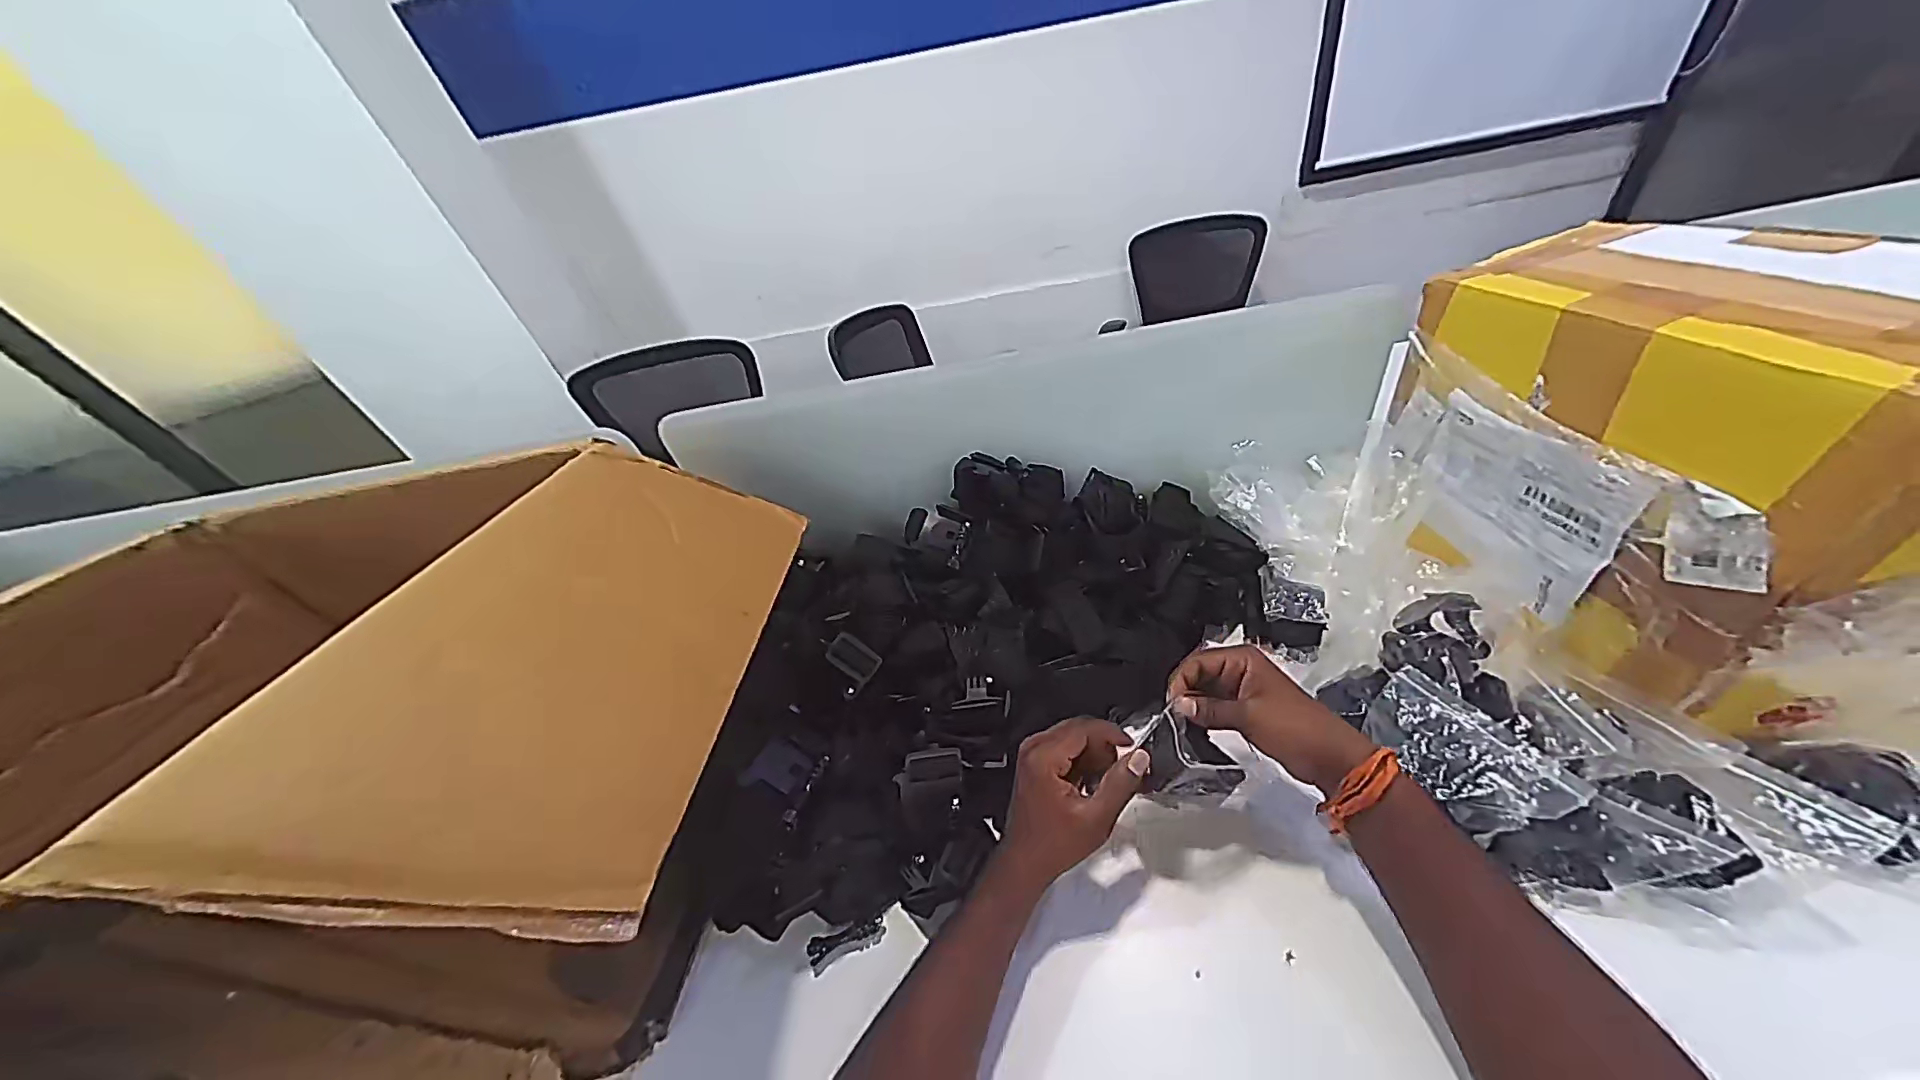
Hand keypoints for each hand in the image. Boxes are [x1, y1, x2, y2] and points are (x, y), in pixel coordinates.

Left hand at [996, 717, 1148, 887]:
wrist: (1026, 861)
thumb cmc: (1051, 845)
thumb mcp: (1096, 817)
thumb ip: (1121, 784)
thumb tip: (1138, 759)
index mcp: (1043, 757)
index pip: (1084, 727)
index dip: (1112, 734)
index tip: (1131, 746)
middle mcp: (1033, 750)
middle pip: (1078, 729)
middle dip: (1105, 745)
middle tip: (1125, 764)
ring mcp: (1032, 756)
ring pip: (1073, 738)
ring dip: (1095, 754)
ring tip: (1109, 779)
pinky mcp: (1034, 764)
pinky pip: (1063, 749)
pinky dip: (1083, 761)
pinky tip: (1092, 784)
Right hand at [1168, 645, 1375, 792]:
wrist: (1330, 758)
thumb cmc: (1300, 729)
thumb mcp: (1248, 716)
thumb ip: (1210, 709)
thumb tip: (1180, 705)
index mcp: (1244, 660)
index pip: (1198, 661)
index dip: (1182, 680)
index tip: (1173, 702)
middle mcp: (1242, 670)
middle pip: (1199, 674)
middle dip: (1186, 692)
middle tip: (1176, 714)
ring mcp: (1243, 691)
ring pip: (1206, 692)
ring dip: (1195, 706)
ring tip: (1185, 722)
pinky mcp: (1245, 710)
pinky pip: (1216, 707)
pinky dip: (1205, 715)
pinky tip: (1198, 727)